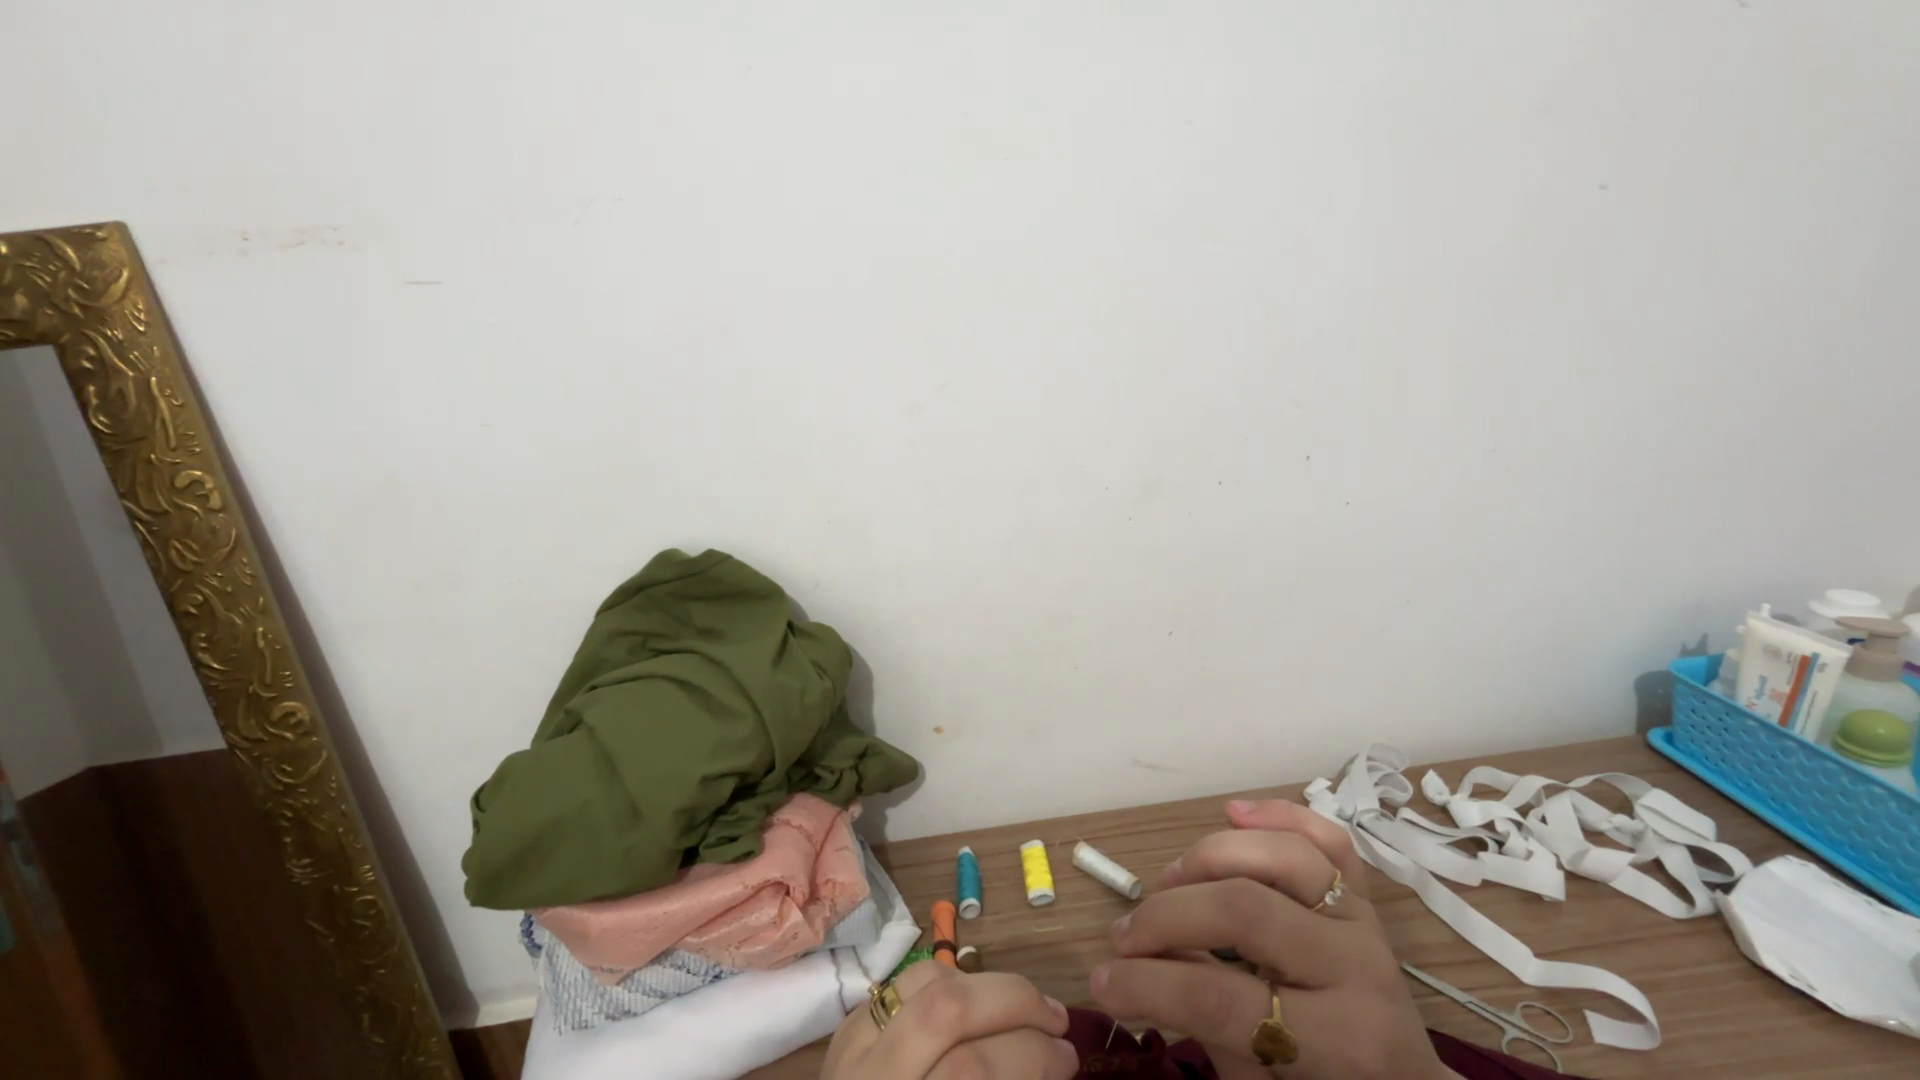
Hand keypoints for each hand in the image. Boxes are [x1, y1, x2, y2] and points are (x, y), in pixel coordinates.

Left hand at [822, 960, 1078, 1079]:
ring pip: (923, 981)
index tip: (1070, 1060)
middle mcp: (873, 1077)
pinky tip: (980, 1000)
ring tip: (1027, 1006)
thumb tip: (1051, 1064)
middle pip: (946, 1010)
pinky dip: (951, 980)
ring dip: (987, 985)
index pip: (970, 1070)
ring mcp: (852, 1047)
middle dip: (1016, 1005)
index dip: (1030, 1057)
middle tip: (1058, 1023)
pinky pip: (904, 982)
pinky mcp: (848, 1029)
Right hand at [1087, 799, 1457, 1079]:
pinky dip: (1280, 814)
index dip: (1147, 986)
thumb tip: (1140, 970)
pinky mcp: (1366, 898)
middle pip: (1246, 910)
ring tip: (1170, 880)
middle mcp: (1357, 968)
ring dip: (1211, 857)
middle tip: (1126, 936)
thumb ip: (1206, 1027)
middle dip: (1167, 916)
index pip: (1220, 998)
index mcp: (1339, 1041)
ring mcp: (1365, 923)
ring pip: (1284, 857)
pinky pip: (1329, 840)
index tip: (1101, 982)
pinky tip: (1234, 813)